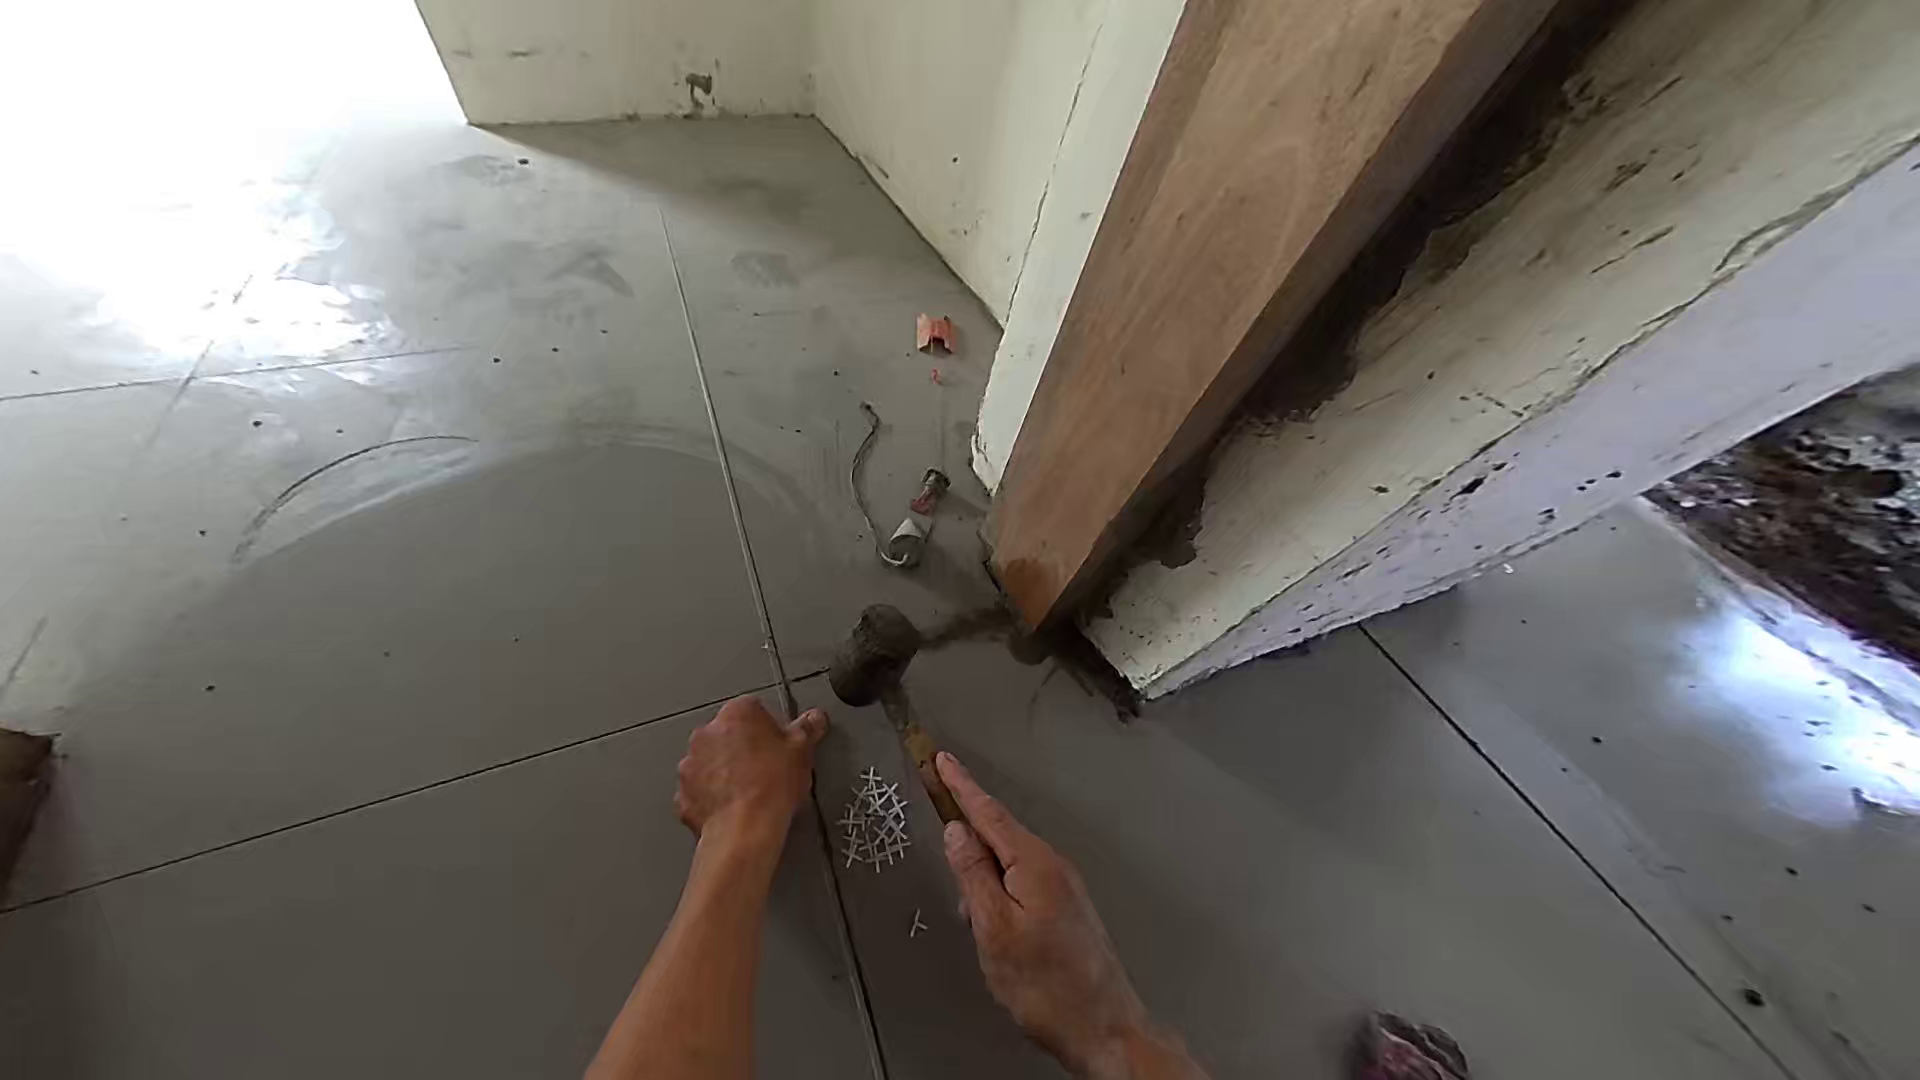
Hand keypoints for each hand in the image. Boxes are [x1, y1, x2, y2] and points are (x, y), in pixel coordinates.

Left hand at [673, 696, 827, 838]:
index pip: (754, 708)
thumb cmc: (772, 786)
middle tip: (769, 765)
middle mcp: (708, 733)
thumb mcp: (802, 750)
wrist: (745, 831)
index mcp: (737, 713)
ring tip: (752, 788)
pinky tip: (735, 805)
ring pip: (712, 759)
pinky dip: (714, 793)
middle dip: (745, 745)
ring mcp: (691, 764)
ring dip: (727, 768)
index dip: (770, 725)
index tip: (780, 741)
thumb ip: (808, 727)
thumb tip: (814, 719)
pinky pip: (701, 788)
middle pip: (730, 731)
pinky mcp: (683, 794)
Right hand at [936, 752, 1161, 1077]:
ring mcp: (1062, 883)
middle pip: (999, 835)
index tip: (943, 759)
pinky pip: (1023, 882)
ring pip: (1009, 863)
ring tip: (978, 926)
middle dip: (969, 844)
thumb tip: (956, 830)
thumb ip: (973, 873)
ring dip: (985, 880)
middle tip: (958, 880)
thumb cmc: (1047, 985)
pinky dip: (1002, 894)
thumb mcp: (994, 929)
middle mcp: (1051, 863)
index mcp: (1032, 861)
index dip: (961, 784)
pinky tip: (998, 930)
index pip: (987, 811)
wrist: (1106, 1030)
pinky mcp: (1065, 904)